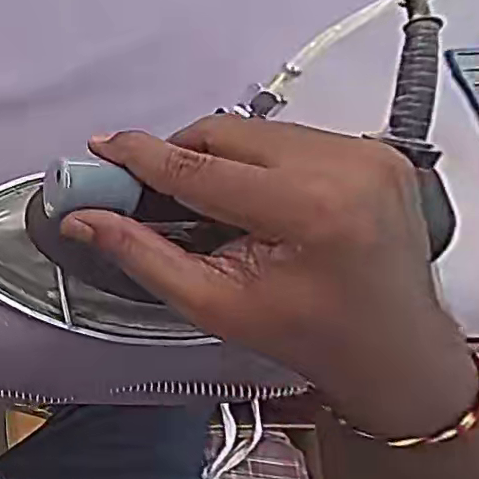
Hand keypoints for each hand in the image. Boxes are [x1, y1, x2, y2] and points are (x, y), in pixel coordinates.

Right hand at [62, 116, 477, 438]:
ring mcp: (366, 154)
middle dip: (176, 157)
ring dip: (214, 158)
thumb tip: (88, 221)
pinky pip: (285, 136)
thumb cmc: (312, 336)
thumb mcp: (211, 303)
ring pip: (251, 130)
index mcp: (310, 210)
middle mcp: (347, 168)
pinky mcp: (372, 151)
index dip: (140, 155)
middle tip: (147, 189)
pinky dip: (251, 160)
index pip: (199, 167)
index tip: (104, 148)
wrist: (390, 348)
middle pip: (223, 134)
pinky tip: (247, 198)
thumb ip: (141, 254)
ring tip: (206, 205)